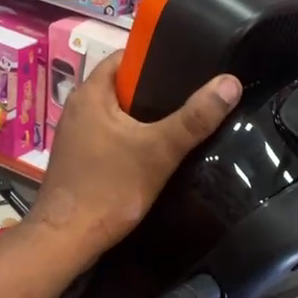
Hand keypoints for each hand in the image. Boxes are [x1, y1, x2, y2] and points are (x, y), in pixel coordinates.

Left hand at [29, 56, 239, 260]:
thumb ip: (194, 118)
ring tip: (182, 126)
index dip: (157, 58)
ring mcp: (76, 137)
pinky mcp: (79, 161)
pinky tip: (156, 156)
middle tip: (194, 99)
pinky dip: (133, 142)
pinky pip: (112, 139)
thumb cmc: (109, 188)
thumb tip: (230, 83)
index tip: (190, 67)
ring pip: (119, 117)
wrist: (66, 240)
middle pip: (125, 88)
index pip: (126, 57)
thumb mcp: (159, 150)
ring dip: (146, 121)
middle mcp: (78, 108)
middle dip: (158, 93)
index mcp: (91, 93)